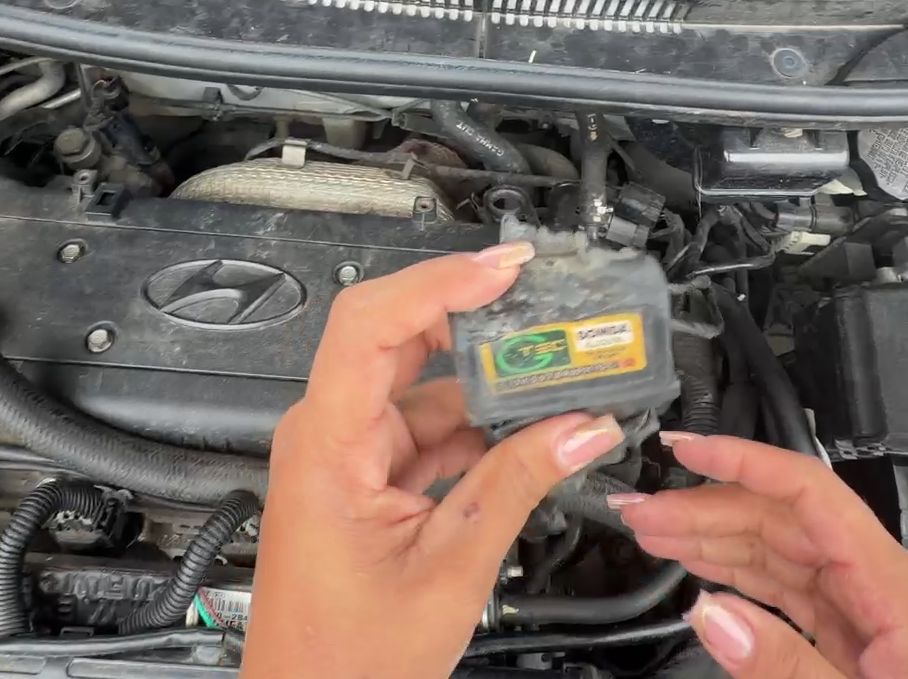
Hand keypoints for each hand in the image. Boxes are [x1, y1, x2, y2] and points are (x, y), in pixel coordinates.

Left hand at [241, 244, 628, 678]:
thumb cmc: (346, 662)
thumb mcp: (450, 568)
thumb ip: (519, 484)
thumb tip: (581, 426)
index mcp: (326, 443)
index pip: (370, 324)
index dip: (437, 283)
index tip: (501, 269)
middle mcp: (329, 428)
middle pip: (398, 333)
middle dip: (470, 310)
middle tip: (533, 294)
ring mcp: (349, 444)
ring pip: (420, 376)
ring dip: (484, 371)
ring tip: (547, 365)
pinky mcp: (369, 464)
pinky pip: (427, 417)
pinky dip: (476, 416)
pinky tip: (523, 422)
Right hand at [612, 434, 907, 678]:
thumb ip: (788, 667)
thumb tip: (706, 612)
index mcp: (892, 586)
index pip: (809, 492)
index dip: (744, 461)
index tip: (685, 451)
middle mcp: (874, 584)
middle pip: (778, 519)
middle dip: (704, 508)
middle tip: (639, 512)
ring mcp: (862, 613)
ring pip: (773, 551)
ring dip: (709, 538)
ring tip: (652, 533)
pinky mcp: (852, 642)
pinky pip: (783, 590)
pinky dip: (734, 576)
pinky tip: (698, 571)